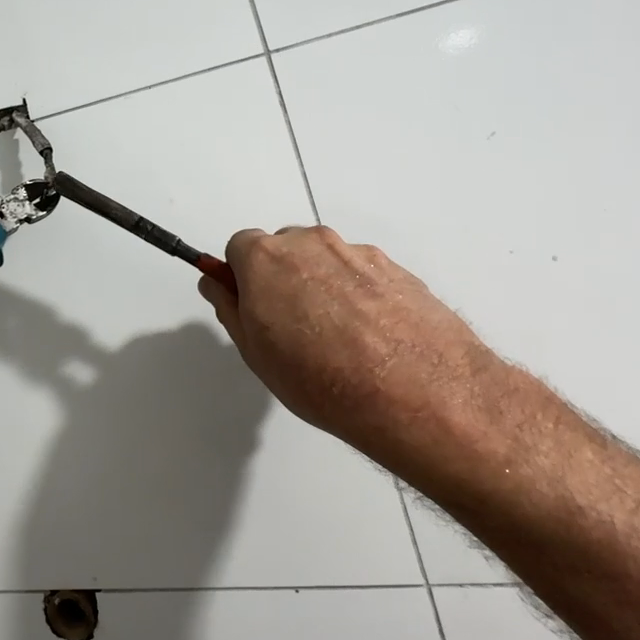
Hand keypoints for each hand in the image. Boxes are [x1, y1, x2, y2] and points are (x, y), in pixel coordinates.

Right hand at [197, 225, 503, 456]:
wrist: (421, 395)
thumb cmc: (319, 377)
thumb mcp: (254, 351)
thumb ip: (229, 307)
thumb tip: (218, 283)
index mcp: (266, 257)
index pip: (239, 247)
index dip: (241, 278)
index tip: (251, 309)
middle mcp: (312, 243)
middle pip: (285, 249)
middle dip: (283, 278)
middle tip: (292, 329)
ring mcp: (360, 255)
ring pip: (328, 263)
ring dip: (324, 289)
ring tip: (340, 343)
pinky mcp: (401, 272)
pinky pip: (365, 278)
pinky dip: (362, 299)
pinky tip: (374, 343)